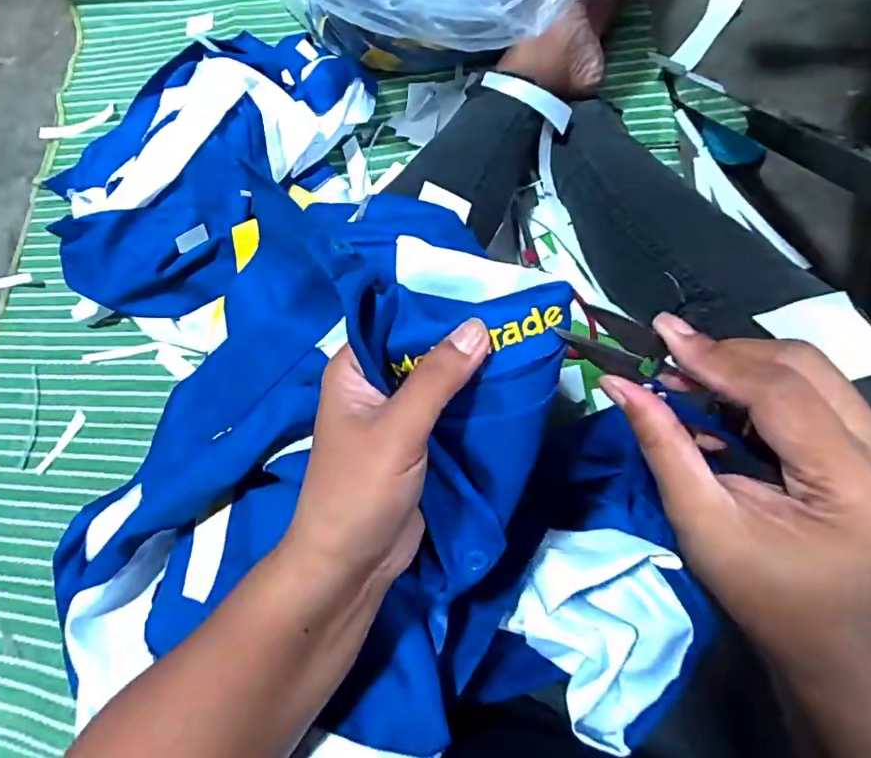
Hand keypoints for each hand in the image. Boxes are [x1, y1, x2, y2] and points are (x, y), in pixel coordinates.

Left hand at [282, 319, 490, 587]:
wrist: (352, 565)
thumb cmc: (361, 489)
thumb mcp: (399, 429)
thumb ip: (436, 378)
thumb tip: (477, 326)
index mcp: (353, 370)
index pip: (394, 325)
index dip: (436, 313)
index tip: (485, 305)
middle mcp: (372, 385)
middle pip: (419, 352)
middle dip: (461, 344)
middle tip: (513, 328)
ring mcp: (395, 415)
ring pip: (437, 383)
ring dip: (470, 374)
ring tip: (519, 352)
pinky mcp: (416, 442)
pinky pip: (446, 412)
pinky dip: (471, 404)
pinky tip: (505, 391)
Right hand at [602, 313, 870, 664]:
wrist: (825, 634)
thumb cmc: (760, 589)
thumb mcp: (700, 520)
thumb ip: (663, 444)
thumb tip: (617, 381)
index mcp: (860, 493)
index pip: (783, 396)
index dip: (717, 359)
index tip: (662, 333)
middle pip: (804, 368)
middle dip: (729, 354)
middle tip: (672, 361)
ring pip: (811, 369)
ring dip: (743, 363)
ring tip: (692, 379)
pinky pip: (815, 387)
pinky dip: (760, 382)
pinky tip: (726, 401)